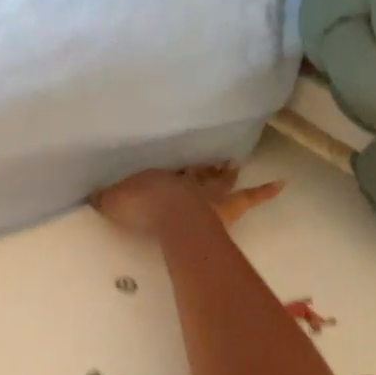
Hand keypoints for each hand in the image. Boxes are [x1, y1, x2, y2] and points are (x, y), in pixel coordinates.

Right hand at [91, 163, 283, 235]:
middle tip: (208, 159)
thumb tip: (93, 196)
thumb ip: (105, 199)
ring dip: (226, 172)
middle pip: (193, 172)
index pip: (162, 173)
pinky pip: (250, 198)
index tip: (168, 170)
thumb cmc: (141, 207)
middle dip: (199, 167)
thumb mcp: (112, 203)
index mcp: (156, 177)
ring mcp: (207, 192)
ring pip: (220, 180)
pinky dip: (266, 191)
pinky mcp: (227, 207)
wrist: (169, 215)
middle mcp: (184, 180)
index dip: (166, 172)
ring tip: (235, 164)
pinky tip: (282, 184)